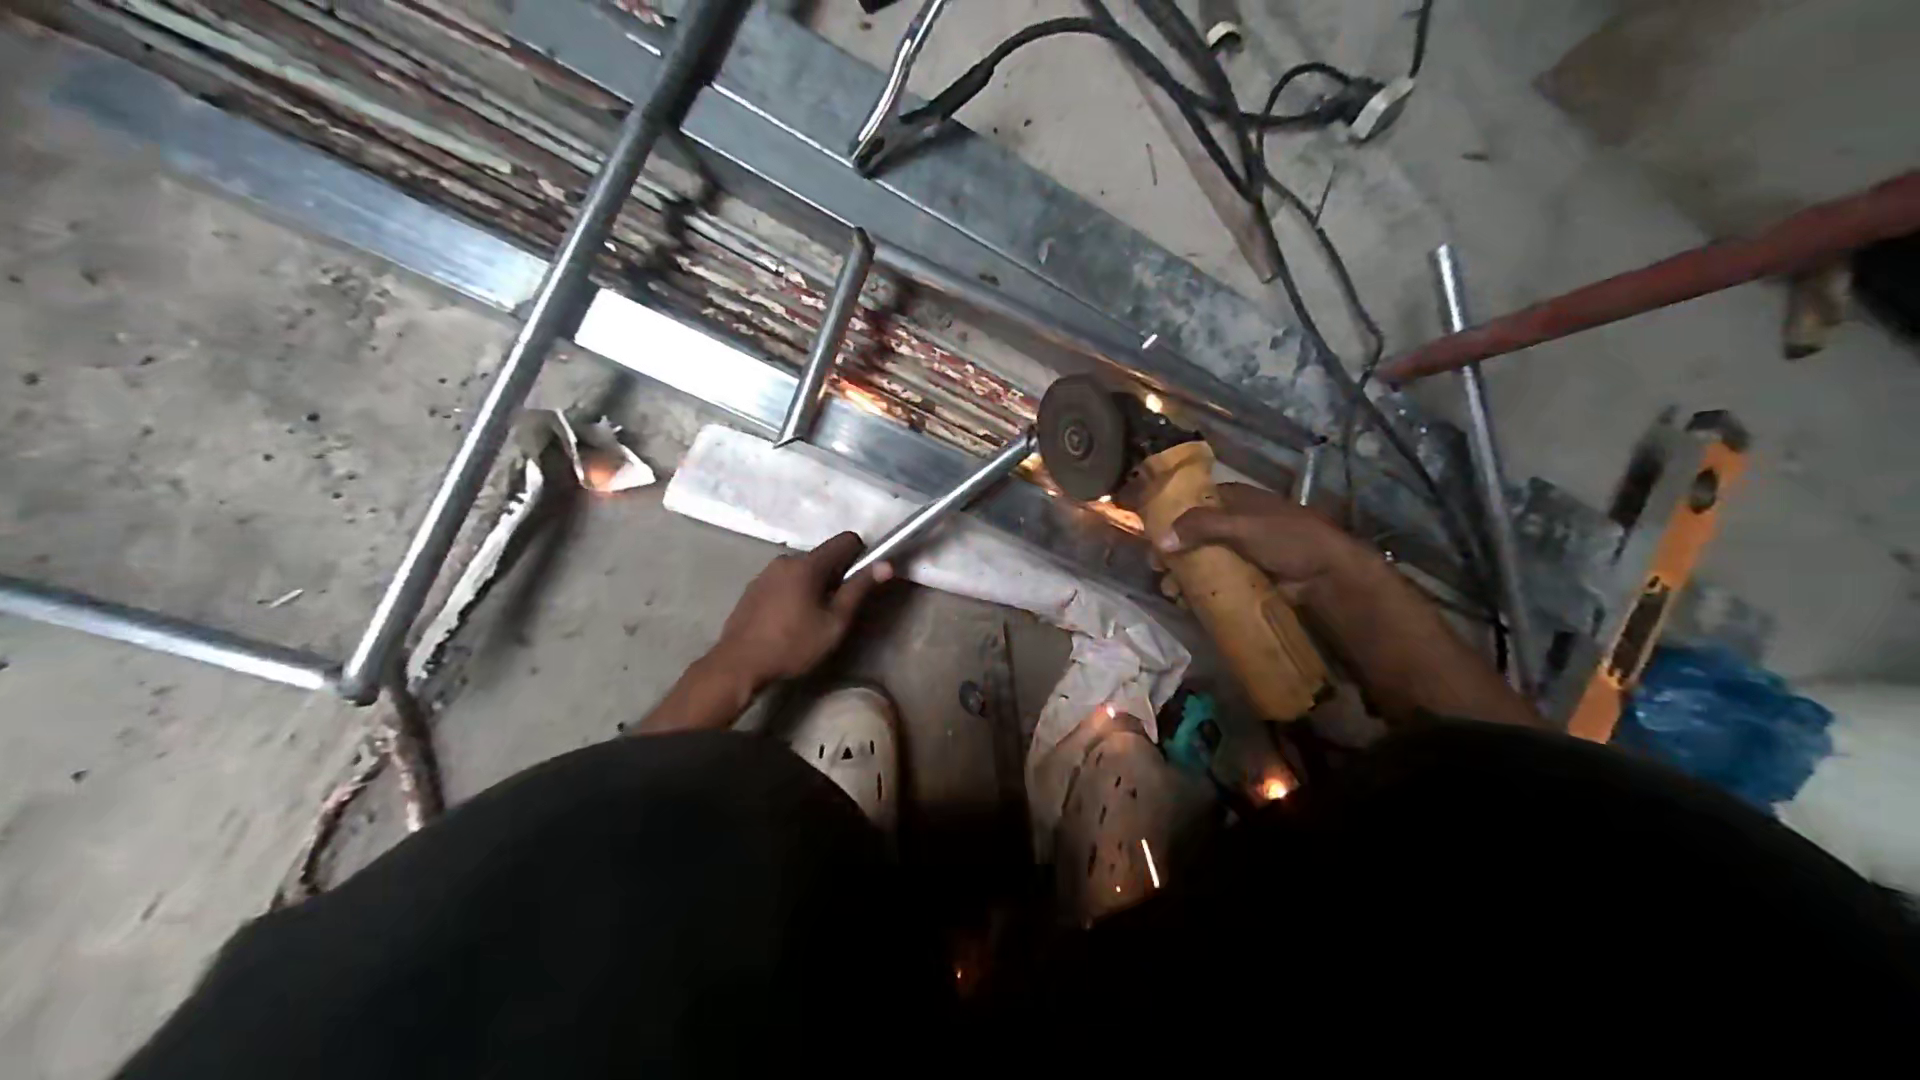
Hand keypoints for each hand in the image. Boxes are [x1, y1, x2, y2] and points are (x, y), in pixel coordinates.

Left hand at [711, 531, 893, 690]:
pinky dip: (794, 592)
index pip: (845, 540)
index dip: (861, 556)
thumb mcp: (834, 622)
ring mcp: (765, 572)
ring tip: (811, 619)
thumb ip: (859, 589)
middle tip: (835, 611)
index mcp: (807, 564)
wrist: (738, 664)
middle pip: (823, 557)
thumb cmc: (792, 645)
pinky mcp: (753, 587)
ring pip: (803, 570)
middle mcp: (785, 559)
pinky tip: (789, 621)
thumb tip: (886, 565)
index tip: (860, 583)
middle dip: (836, 576)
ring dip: (814, 586)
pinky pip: (784, 580)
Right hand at [1158, 482, 1374, 585]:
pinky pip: (1215, 578)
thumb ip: (1201, 527)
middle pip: (1193, 532)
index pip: (1193, 501)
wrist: (1328, 574)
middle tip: (1158, 568)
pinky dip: (1199, 587)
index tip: (1150, 534)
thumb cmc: (1288, 539)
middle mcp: (1235, 521)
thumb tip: (1160, 540)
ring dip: (1183, 572)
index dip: (1170, 514)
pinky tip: (1186, 600)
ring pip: (1202, 557)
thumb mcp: (1242, 526)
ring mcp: (1241, 549)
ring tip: (1171, 590)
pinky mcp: (1246, 574)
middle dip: (1173, 550)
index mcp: (1235, 499)